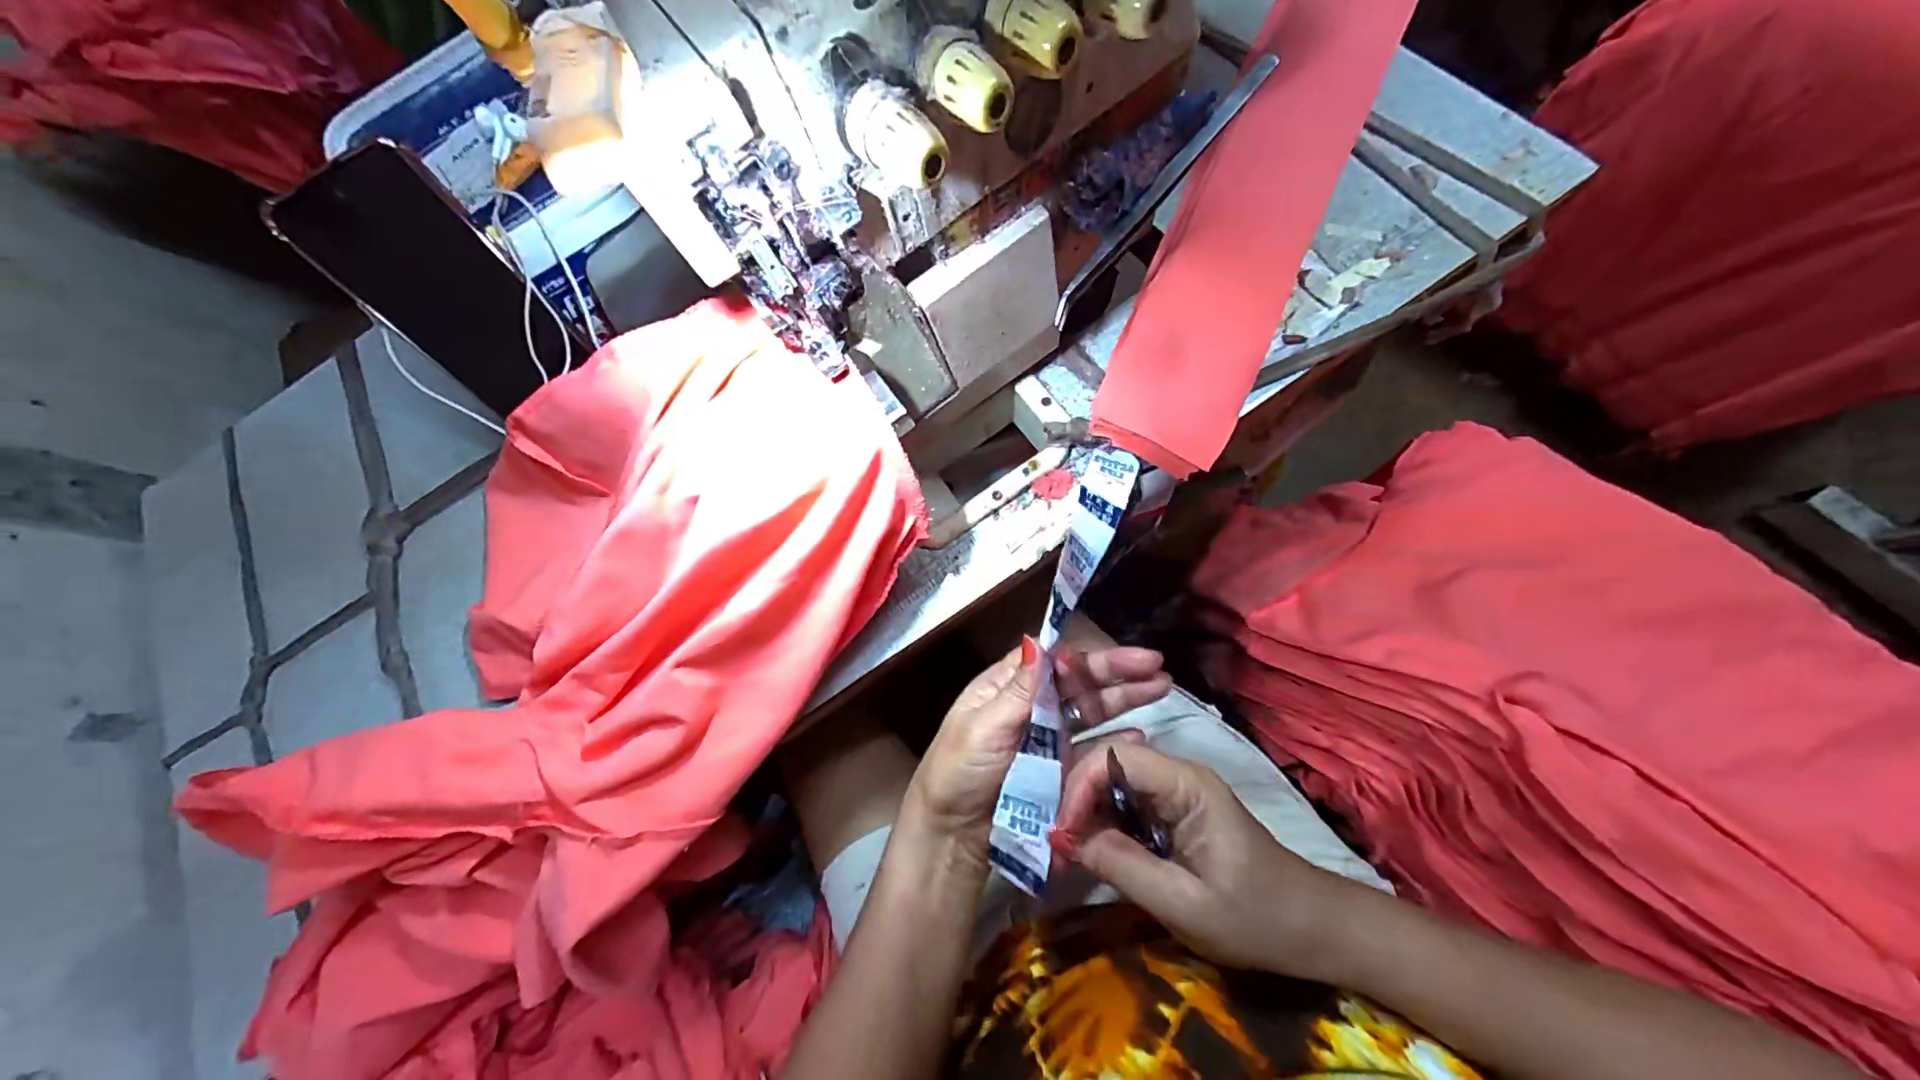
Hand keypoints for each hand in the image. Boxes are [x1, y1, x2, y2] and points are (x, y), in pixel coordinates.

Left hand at [902, 639, 1171, 876]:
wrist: (952, 834)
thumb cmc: (959, 772)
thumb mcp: (984, 726)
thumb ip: (1019, 690)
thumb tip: (1041, 642)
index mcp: (1005, 687)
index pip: (1054, 660)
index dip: (1092, 656)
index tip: (1129, 655)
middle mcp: (1029, 705)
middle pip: (1078, 683)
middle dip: (1118, 673)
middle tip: (1159, 667)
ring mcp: (1045, 737)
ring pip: (1089, 710)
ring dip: (1124, 698)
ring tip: (1162, 688)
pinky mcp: (1056, 768)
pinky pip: (1090, 748)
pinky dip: (1115, 739)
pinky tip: (1140, 735)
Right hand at [1056, 743, 1376, 981]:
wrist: (1312, 930)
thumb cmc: (1255, 917)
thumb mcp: (1183, 902)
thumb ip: (1121, 865)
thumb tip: (1062, 839)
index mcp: (1186, 783)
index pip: (1113, 757)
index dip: (1078, 787)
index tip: (1061, 832)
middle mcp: (1176, 775)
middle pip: (1107, 762)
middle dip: (1074, 797)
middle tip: (1053, 841)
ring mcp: (1174, 791)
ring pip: (1111, 782)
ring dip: (1084, 811)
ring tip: (1064, 847)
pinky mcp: (1171, 810)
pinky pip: (1124, 802)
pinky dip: (1101, 822)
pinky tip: (1089, 847)